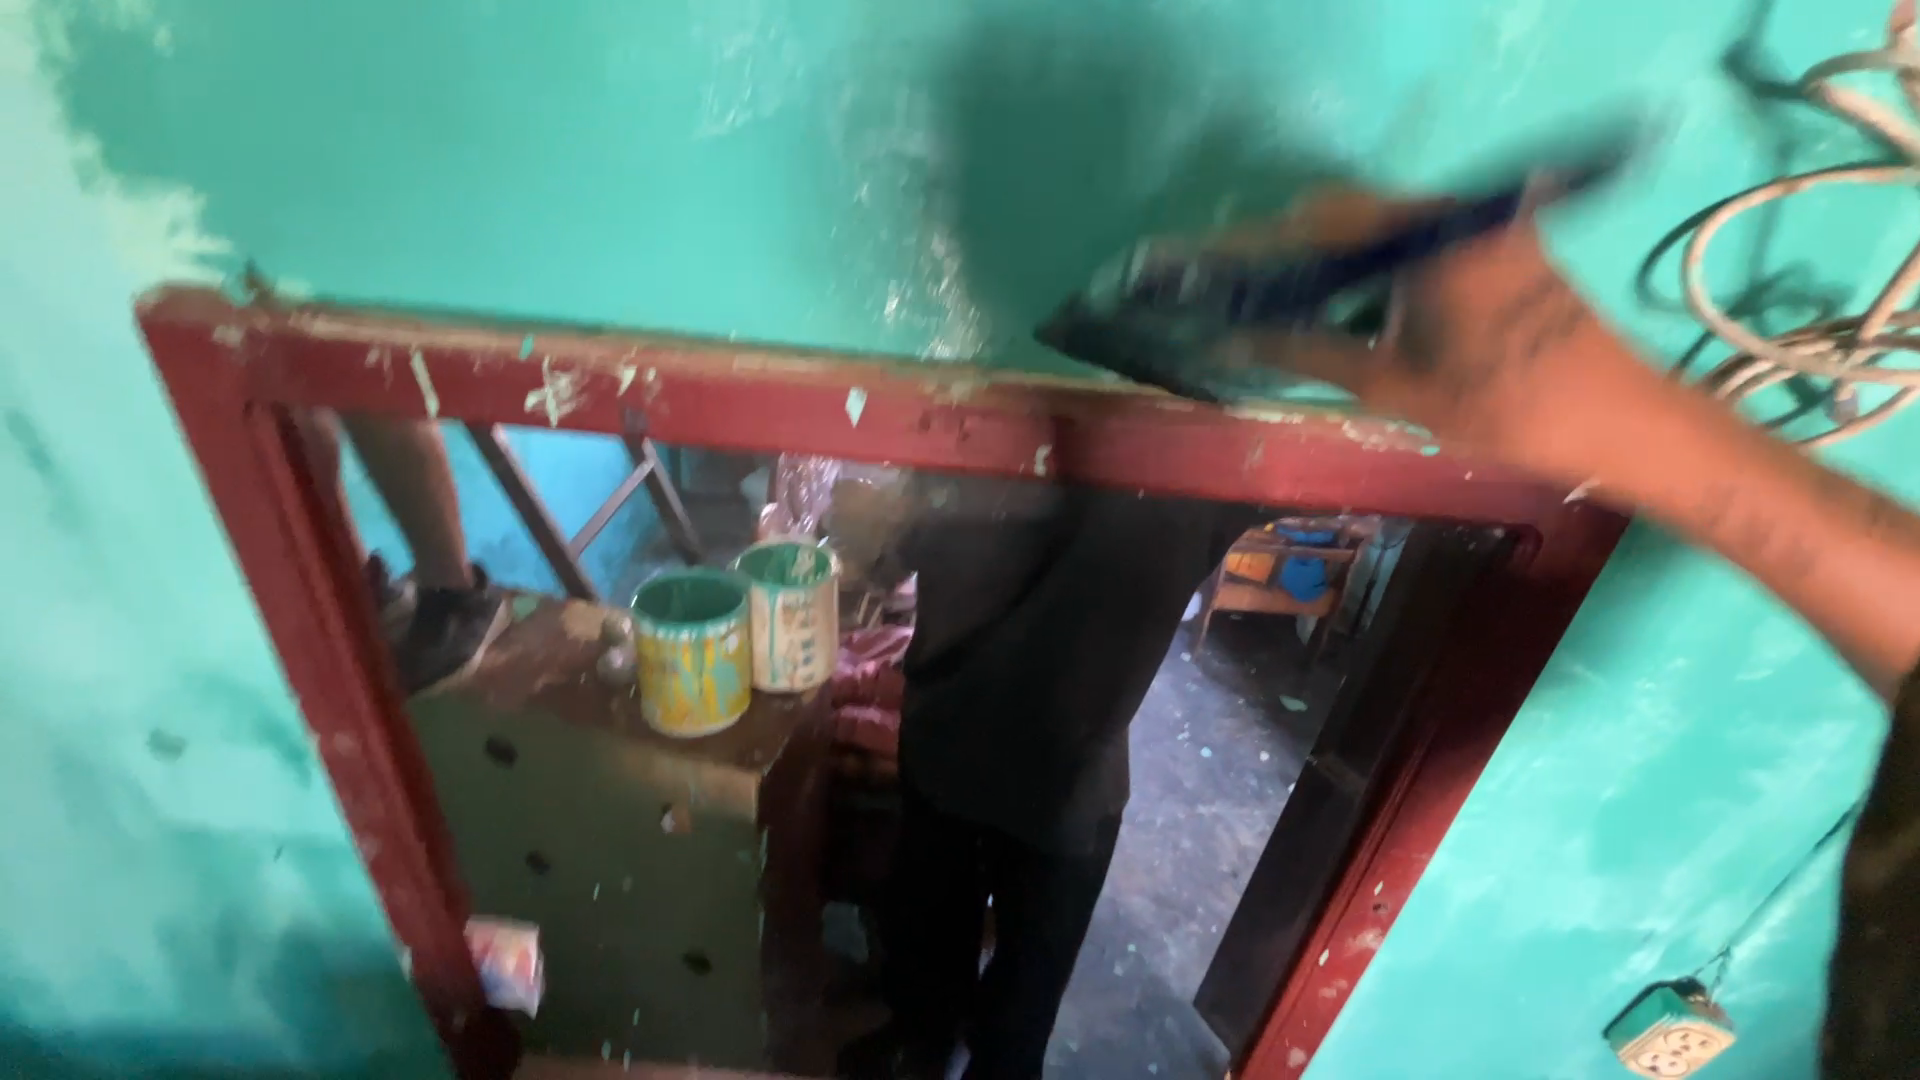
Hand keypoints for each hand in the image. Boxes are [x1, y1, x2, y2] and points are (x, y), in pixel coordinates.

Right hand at [1210, 188, 1652, 471]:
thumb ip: (1308, 353)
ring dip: (1337, 266)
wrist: (1616, 419)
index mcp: (1431, 238)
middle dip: (1297, 255)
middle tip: (1256, 304)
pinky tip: (1353, 312)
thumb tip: (1234, 341)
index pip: (1324, 218)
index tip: (1223, 274)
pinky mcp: (1500, 244)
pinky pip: (1418, 242)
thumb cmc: (1499, 407)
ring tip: (1295, 314)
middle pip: (1353, 217)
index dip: (1265, 245)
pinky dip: (1377, 272)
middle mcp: (1459, 214)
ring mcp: (1486, 225)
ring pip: (1384, 230)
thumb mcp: (1390, 385)